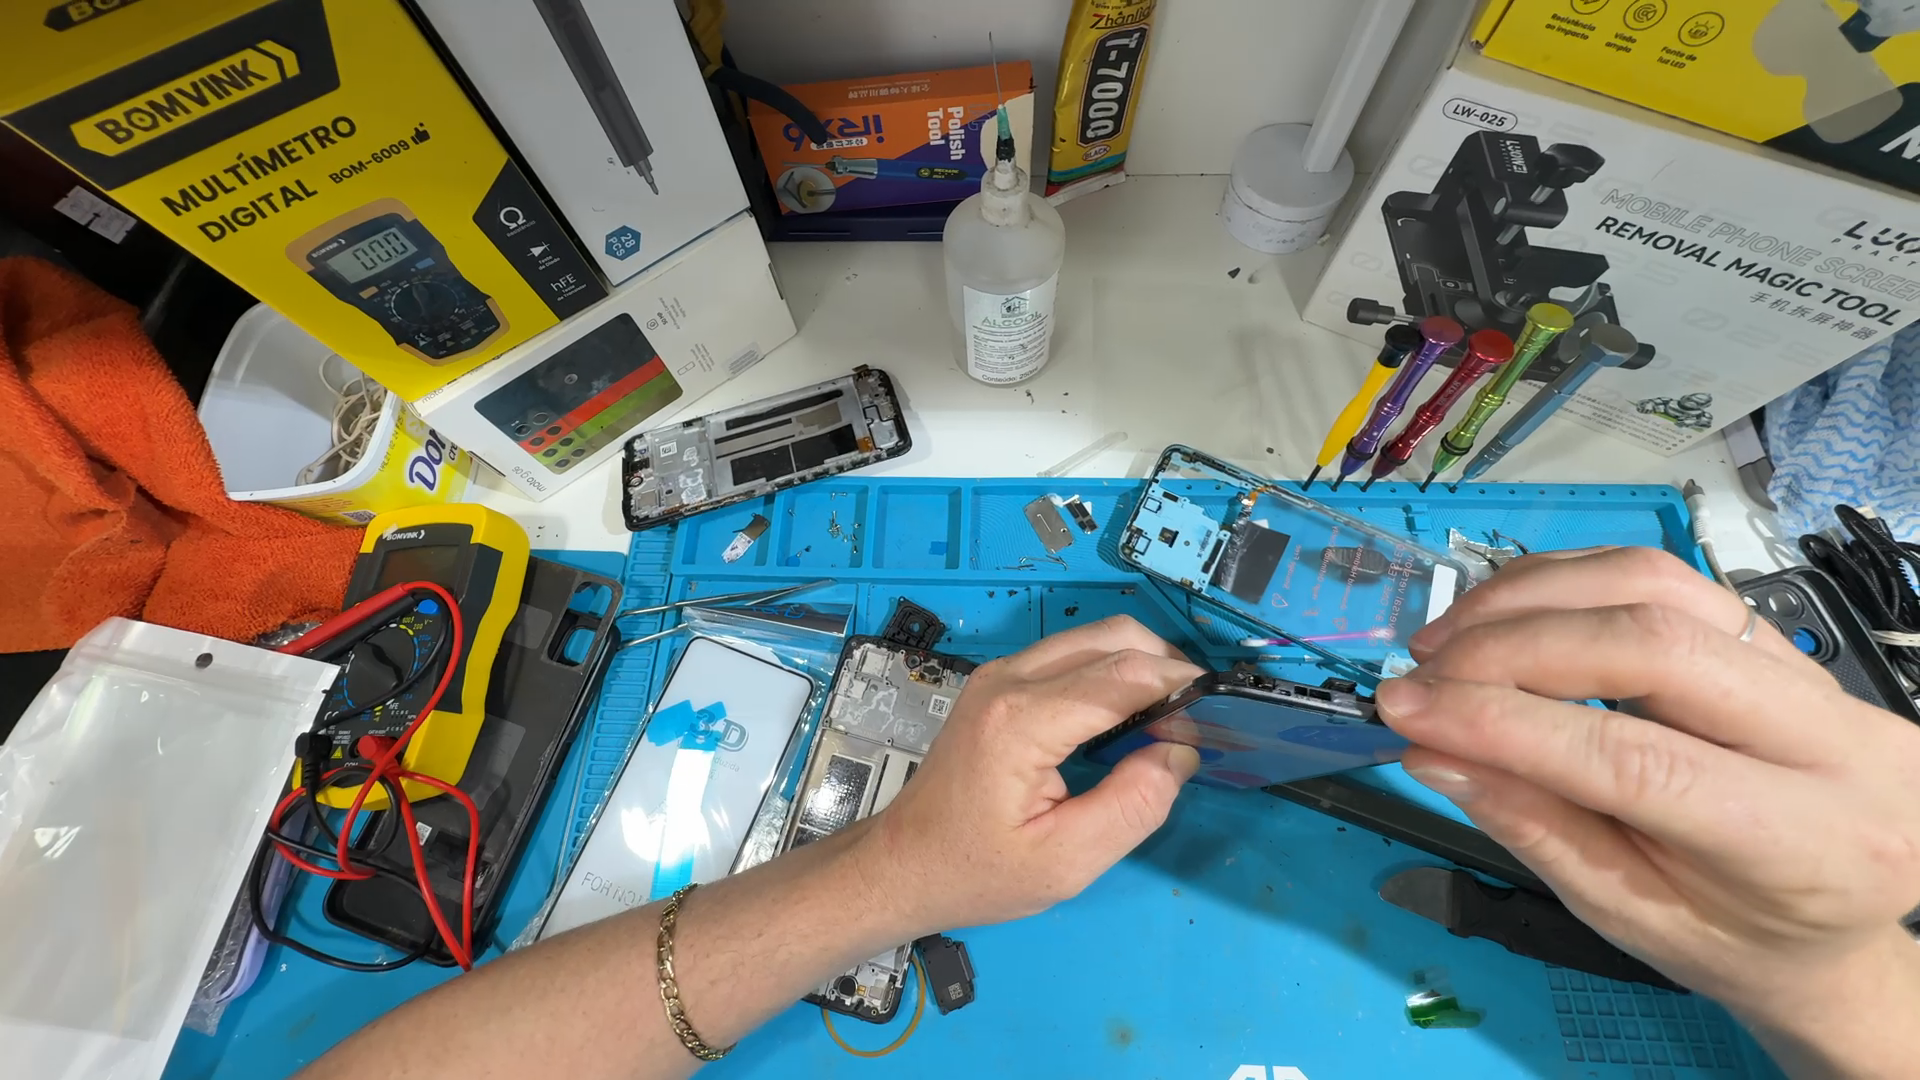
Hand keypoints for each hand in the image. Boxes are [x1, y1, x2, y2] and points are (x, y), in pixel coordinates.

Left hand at [862, 616, 1202, 935]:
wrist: (905, 860)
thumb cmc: (978, 870)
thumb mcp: (1066, 861)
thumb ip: (1134, 805)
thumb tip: (1181, 753)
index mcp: (1023, 719)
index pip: (1122, 673)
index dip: (1179, 686)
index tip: (1218, 713)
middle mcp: (1009, 678)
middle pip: (1110, 636)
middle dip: (1165, 664)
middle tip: (1196, 714)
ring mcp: (999, 673)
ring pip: (1090, 637)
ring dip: (1138, 663)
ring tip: (1169, 715)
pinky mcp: (998, 681)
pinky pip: (1068, 655)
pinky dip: (1108, 670)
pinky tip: (1126, 712)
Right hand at [1373, 547, 1919, 1044]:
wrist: (1815, 914)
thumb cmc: (1715, 929)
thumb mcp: (1614, 908)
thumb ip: (1526, 824)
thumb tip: (1427, 750)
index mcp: (1810, 842)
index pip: (1634, 758)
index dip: (1499, 722)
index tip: (1400, 708)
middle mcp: (1837, 737)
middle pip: (1649, 645)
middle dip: (1504, 649)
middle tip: (1419, 675)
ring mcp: (1805, 668)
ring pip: (1645, 584)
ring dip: (1516, 602)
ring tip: (1442, 643)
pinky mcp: (1759, 630)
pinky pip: (1640, 573)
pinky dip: (1544, 583)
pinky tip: (1491, 620)